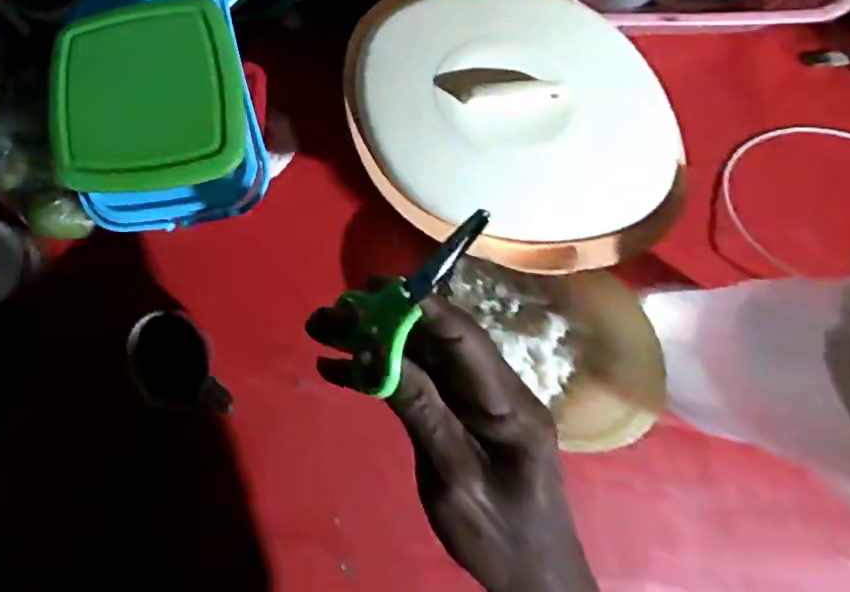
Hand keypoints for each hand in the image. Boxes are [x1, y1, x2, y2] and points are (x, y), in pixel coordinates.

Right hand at [308, 297, 594, 591]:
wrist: (531, 582)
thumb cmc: (502, 535)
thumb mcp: (457, 478)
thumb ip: (422, 411)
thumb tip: (377, 351)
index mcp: (506, 402)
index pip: (462, 336)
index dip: (420, 304)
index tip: (372, 287)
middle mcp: (487, 389)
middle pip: (428, 337)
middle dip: (377, 318)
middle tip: (329, 312)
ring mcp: (466, 399)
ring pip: (411, 352)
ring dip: (364, 338)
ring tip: (318, 329)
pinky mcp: (447, 410)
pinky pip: (405, 378)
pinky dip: (367, 370)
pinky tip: (331, 368)